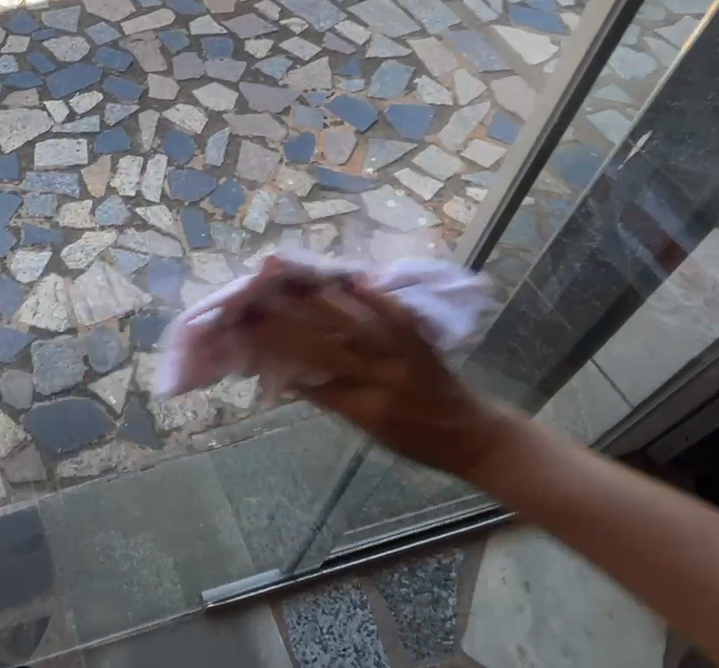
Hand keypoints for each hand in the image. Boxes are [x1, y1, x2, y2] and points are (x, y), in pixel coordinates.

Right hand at [240, 271, 524, 478]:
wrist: (474, 434)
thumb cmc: (416, 441)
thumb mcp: (367, 430)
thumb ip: (329, 399)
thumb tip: (286, 373)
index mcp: (366, 408)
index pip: (308, 375)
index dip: (275, 353)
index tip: (245, 335)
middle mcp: (382, 378)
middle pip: (322, 343)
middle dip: (283, 323)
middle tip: (252, 307)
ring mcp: (403, 353)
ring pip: (351, 319)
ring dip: (314, 300)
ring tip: (283, 282)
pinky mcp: (420, 336)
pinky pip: (389, 309)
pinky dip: (366, 292)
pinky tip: (344, 277)